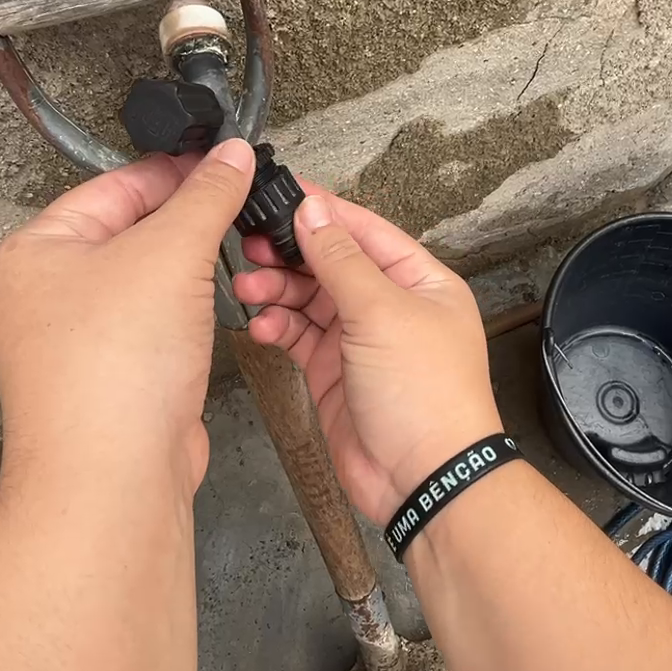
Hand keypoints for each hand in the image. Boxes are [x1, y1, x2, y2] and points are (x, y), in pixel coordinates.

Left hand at [0, 138, 256, 494]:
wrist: (115, 474)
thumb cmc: (113, 367)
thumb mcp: (169, 254)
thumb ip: (206, 197)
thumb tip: (232, 155)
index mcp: (38, 250)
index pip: (116, 185)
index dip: (176, 169)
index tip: (226, 161)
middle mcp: (51, 291)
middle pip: (132, 229)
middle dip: (189, 215)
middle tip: (241, 200)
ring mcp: (82, 335)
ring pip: (148, 276)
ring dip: (191, 260)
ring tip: (235, 244)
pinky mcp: (117, 371)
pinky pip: (156, 318)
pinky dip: (188, 303)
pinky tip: (216, 300)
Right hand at [232, 188, 500, 522]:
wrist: (423, 477)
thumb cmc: (424, 392)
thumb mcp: (382, 312)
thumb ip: (341, 259)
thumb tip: (314, 210)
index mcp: (419, 280)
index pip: (365, 230)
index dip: (323, 211)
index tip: (282, 193)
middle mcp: (392, 304)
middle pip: (333, 263)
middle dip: (291, 254)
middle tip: (250, 245)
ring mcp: (362, 338)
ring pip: (311, 299)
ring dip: (278, 291)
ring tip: (247, 288)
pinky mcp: (336, 370)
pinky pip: (300, 336)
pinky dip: (279, 327)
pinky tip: (262, 326)